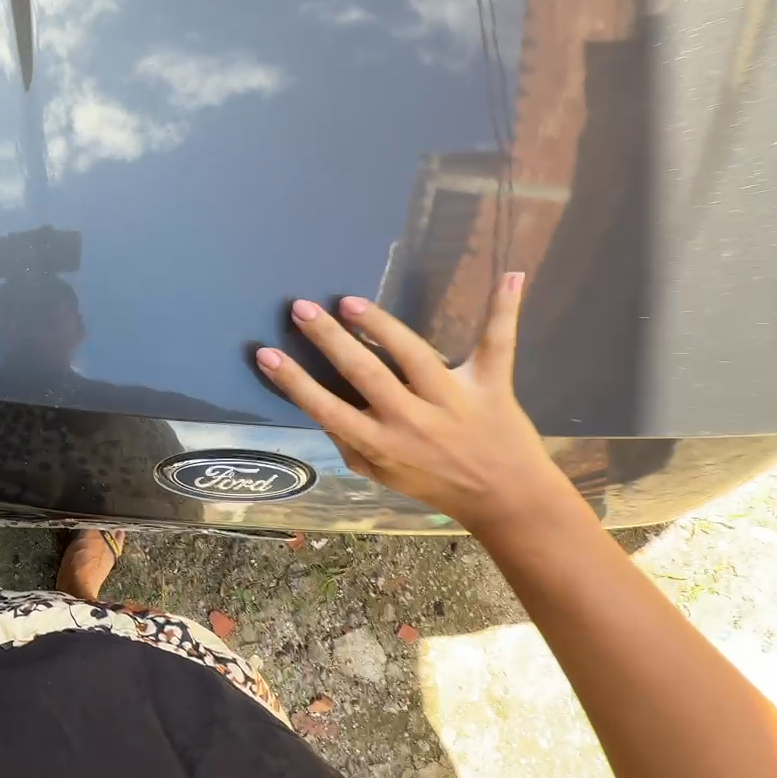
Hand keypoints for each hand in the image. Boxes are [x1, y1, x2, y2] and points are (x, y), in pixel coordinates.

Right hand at [253, 273, 572, 532]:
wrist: (509, 501)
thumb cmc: (431, 484)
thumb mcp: (376, 473)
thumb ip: (348, 441)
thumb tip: (321, 405)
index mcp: (379, 443)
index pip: (325, 408)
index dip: (293, 380)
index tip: (265, 353)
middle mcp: (411, 420)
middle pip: (363, 372)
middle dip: (328, 338)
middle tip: (300, 309)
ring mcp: (453, 399)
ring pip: (413, 353)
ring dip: (379, 323)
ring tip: (349, 302)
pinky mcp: (493, 386)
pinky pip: (497, 345)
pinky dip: (502, 312)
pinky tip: (511, 276)